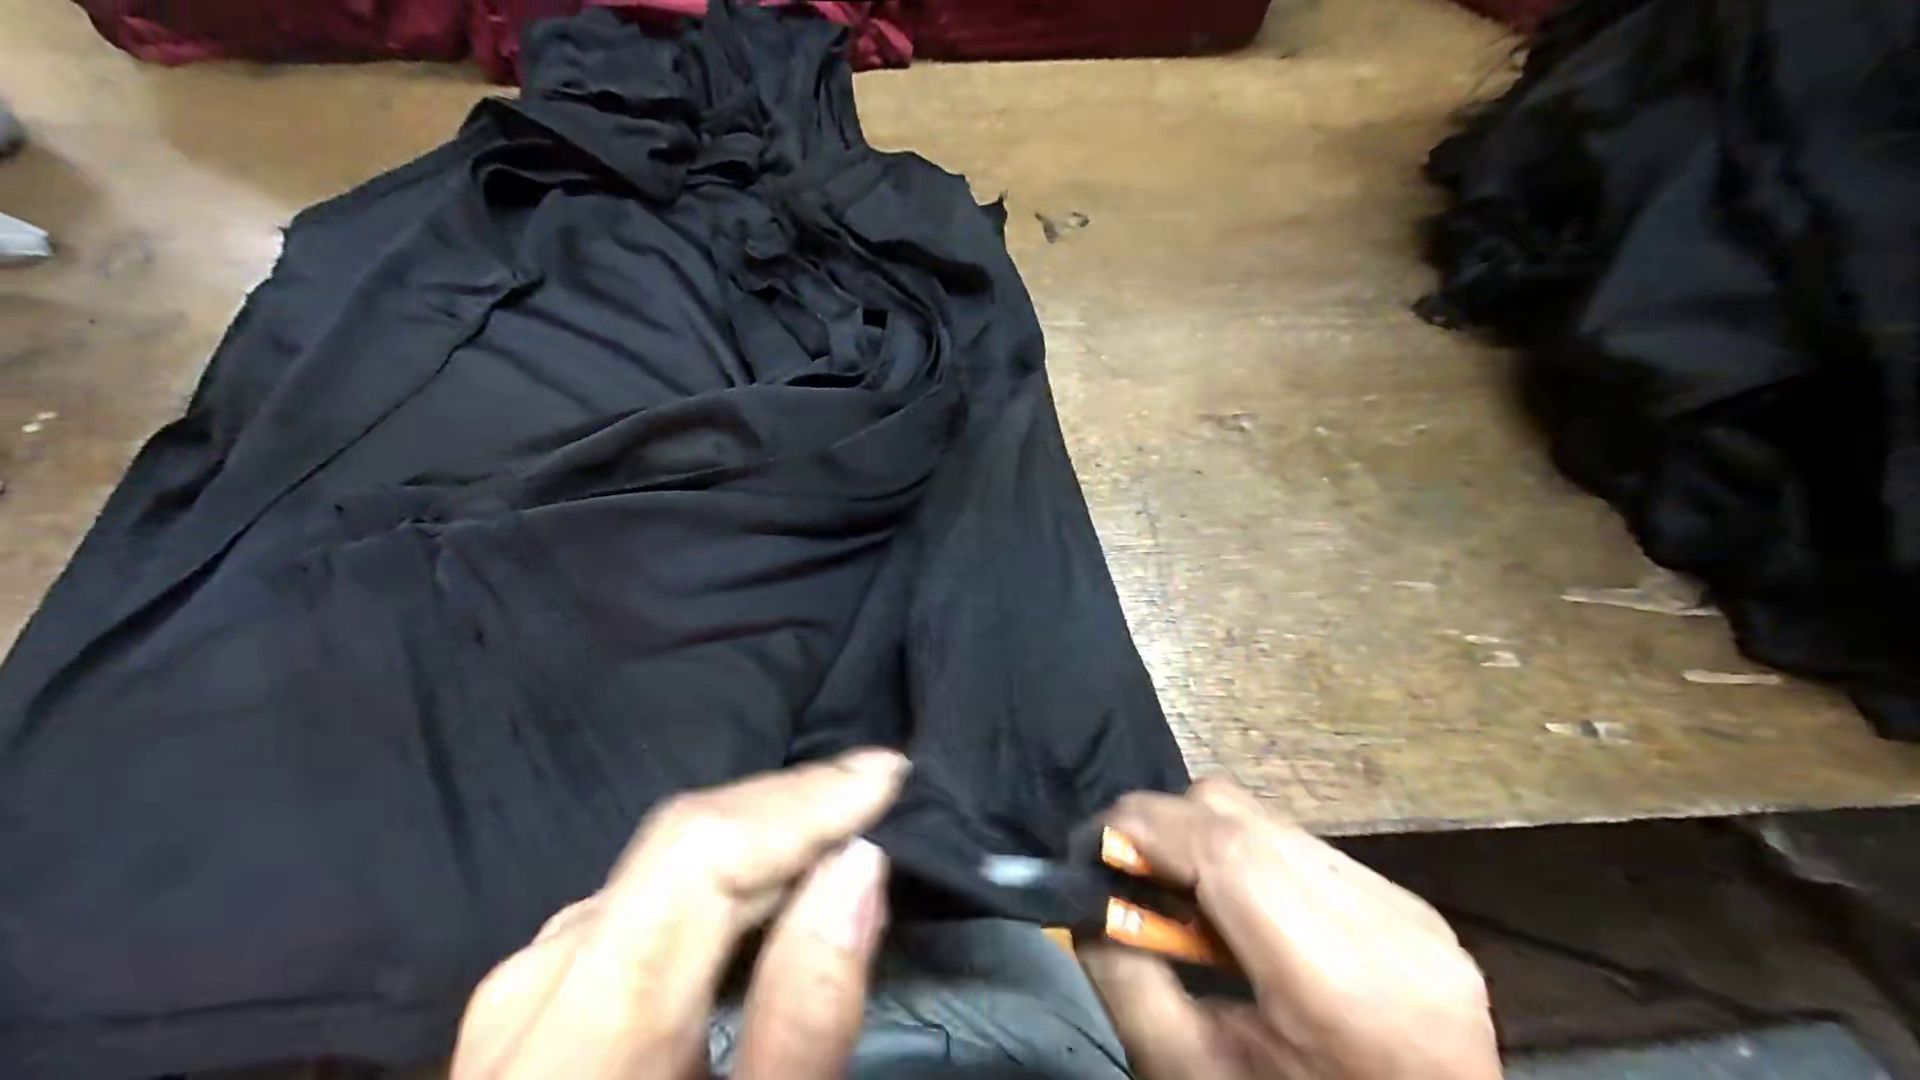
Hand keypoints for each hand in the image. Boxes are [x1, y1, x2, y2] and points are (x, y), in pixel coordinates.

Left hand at [450, 749, 909, 1079]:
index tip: (886, 776)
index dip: (800, 802)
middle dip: (799, 805)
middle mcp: (542, 977)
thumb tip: (859, 864)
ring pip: (676, 854)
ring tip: (847, 819)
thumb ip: (805, 1015)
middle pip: (687, 841)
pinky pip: (658, 885)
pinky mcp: (551, 975)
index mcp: (574, 1035)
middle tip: (884, 791)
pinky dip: (735, 866)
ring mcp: (536, 971)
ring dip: (771, 831)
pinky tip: (780, 874)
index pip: (697, 856)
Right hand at [1080, 778, 1499, 1079]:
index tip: (1089, 845)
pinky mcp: (1409, 905)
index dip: (1143, 827)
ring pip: (1264, 819)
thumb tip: (1087, 896)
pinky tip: (1236, 913)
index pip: (1225, 849)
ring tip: (1180, 899)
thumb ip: (1126, 978)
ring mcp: (1407, 909)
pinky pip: (1295, 843)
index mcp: (1342, 985)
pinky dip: (1243, 856)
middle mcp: (1387, 924)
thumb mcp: (1192, 1077)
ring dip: (1199, 838)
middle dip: (1161, 828)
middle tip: (1123, 873)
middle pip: (1239, 817)